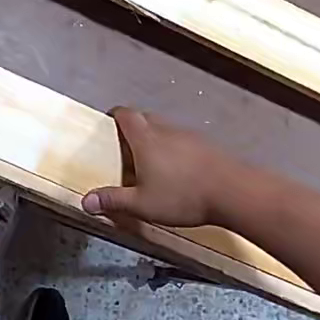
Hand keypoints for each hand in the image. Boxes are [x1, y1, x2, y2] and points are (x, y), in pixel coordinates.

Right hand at [81, 107, 253, 227]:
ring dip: (156, 140)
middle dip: (134, 129)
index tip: (108, 125)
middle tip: (125, 149)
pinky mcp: (207, 146)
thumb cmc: (183, 196)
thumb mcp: (142, 204)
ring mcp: (190, 136)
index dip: (115, 116)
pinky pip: (184, 141)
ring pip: (166, 129)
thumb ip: (113, 200)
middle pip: (146, 118)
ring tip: (151, 164)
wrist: (233, 192)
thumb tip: (85, 202)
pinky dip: (175, 150)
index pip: (126, 115)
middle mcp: (167, 131)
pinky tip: (178, 172)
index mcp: (146, 139)